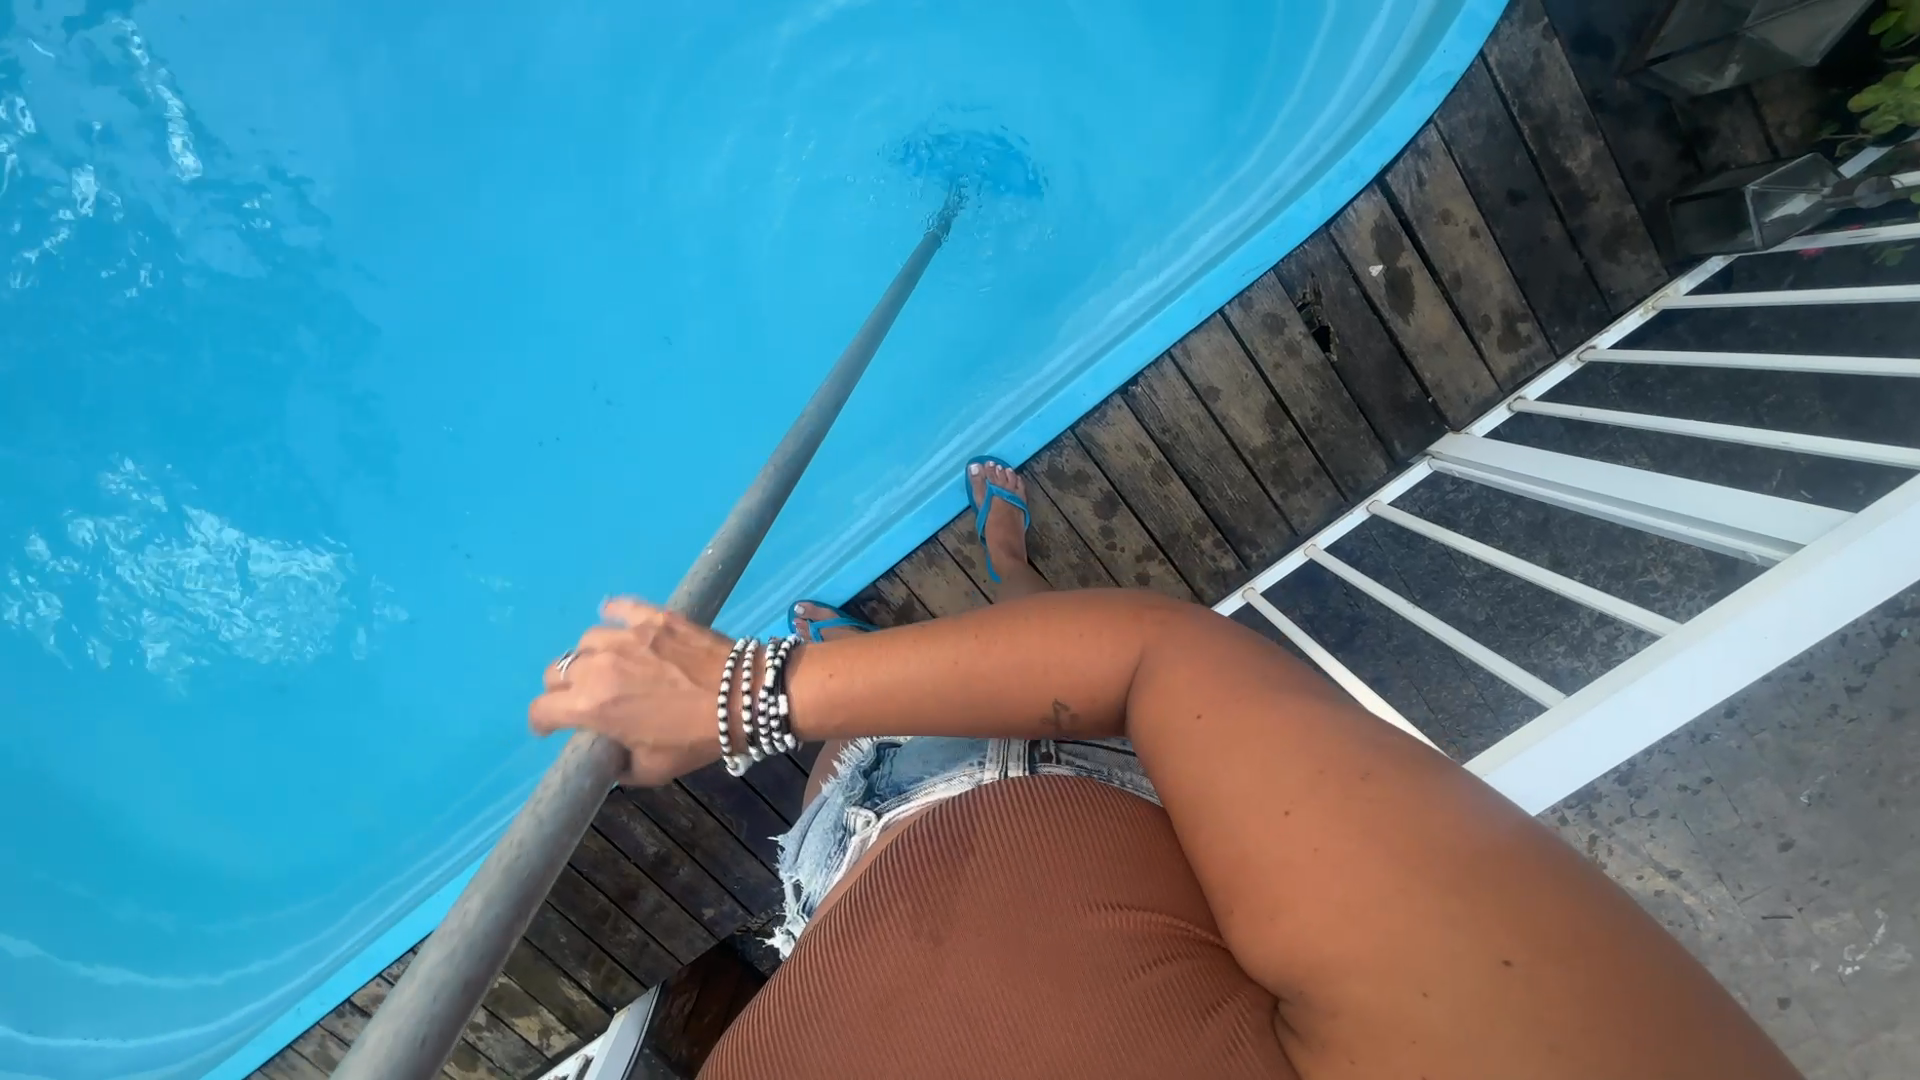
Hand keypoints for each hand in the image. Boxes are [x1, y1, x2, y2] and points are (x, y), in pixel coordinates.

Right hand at [529, 597, 733, 785]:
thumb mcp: (653, 770)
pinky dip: (613, 614)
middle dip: (563, 688)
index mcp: (593, 706)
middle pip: (558, 671)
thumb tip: (610, 756)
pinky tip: (614, 618)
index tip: (551, 727)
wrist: (743, 695)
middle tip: (582, 697)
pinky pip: (621, 608)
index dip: (542, 722)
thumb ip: (620, 766)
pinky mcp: (654, 617)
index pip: (542, 709)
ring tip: (606, 664)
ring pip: (587, 641)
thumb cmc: (698, 736)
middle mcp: (600, 665)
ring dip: (590, 655)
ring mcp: (627, 636)